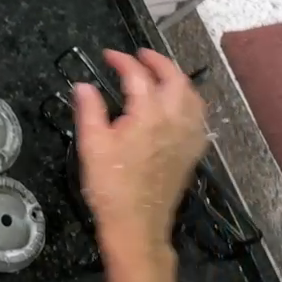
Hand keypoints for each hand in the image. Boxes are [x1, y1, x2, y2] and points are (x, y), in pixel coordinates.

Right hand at [72, 48, 209, 268]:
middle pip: (176, 79)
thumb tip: (83, 86)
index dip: (122, 61)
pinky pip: (199, 118)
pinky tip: (178, 107)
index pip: (138, 75)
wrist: (137, 226)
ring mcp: (188, 137)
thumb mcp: (91, 144)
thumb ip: (89, 110)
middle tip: (140, 56)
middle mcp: (174, 121)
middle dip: (159, 62)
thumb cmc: (110, 185)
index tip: (108, 55)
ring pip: (193, 97)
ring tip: (161, 75)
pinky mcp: (192, 153)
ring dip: (178, 79)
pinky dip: (189, 102)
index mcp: (148, 115)